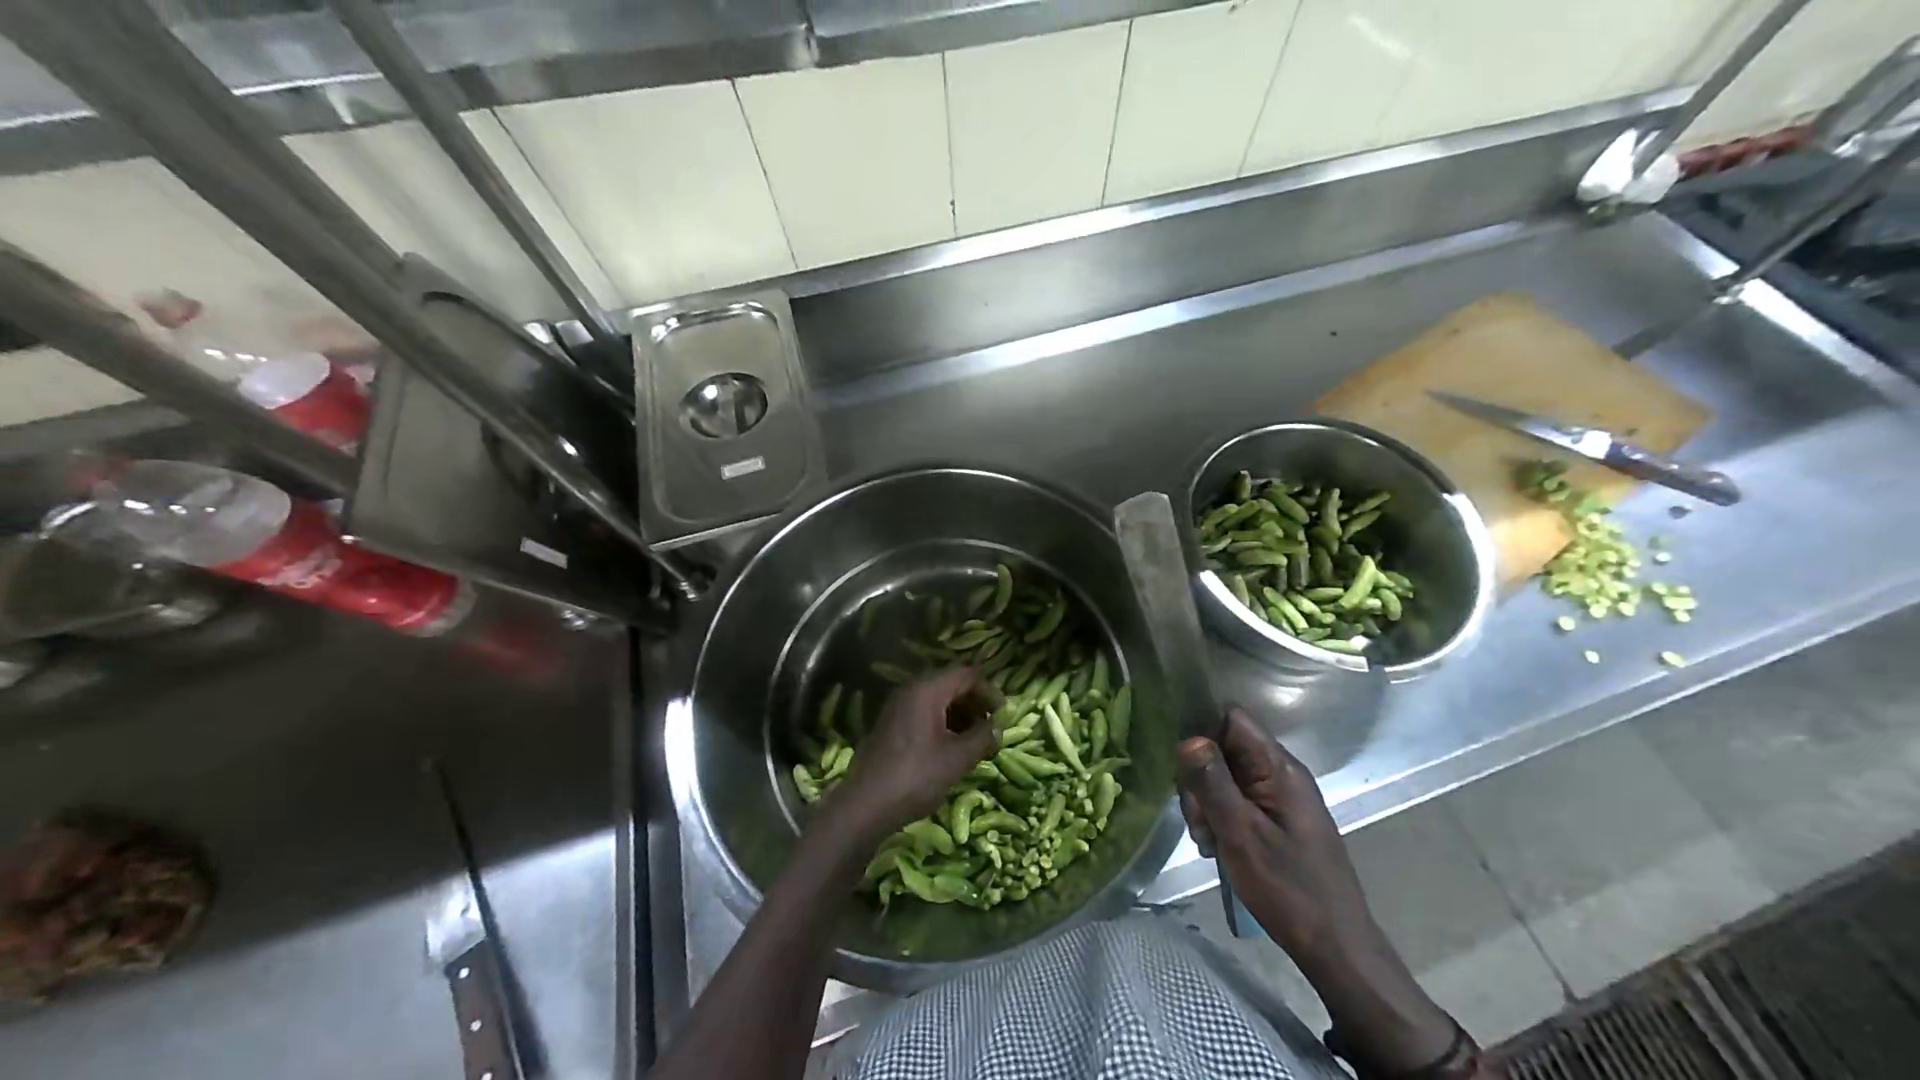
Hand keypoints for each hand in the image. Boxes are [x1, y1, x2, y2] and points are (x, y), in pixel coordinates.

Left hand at [829, 668, 998, 840]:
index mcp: (926, 690)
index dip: (990, 691)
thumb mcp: (957, 759)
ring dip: (960, 714)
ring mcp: (897, 707)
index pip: (967, 674)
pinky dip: (942, 723)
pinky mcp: (890, 725)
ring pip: (937, 700)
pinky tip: (951, 748)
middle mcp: (910, 690)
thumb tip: (998, 729)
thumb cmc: (916, 776)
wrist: (865, 805)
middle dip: (975, 703)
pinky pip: (923, 713)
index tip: (1004, 716)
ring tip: (975, 741)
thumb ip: (982, 738)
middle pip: (951, 684)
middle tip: (992, 728)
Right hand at [1176, 707, 1373, 963]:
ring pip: (1225, 777)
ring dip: (1206, 803)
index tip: (1180, 764)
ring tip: (1208, 840)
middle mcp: (1281, 774)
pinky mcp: (1275, 819)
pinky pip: (1236, 801)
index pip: (1232, 719)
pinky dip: (1219, 818)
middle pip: (1224, 748)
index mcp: (1279, 768)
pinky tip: (1216, 847)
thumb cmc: (1288, 888)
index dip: (1201, 730)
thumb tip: (1188, 737)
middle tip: (1197, 819)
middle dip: (1199, 778)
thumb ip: (1213, 783)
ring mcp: (1279, 797)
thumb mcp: (1240, 833)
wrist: (1335, 946)